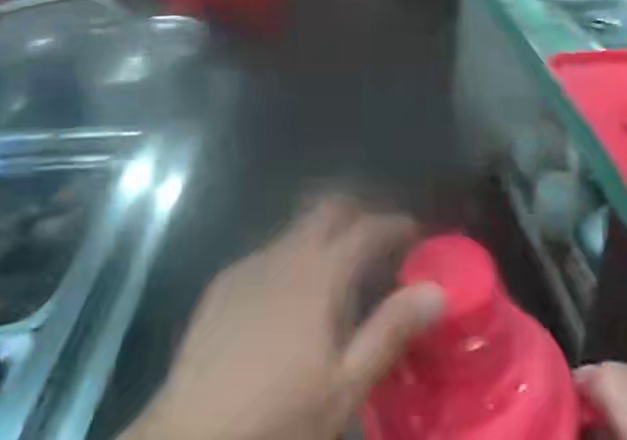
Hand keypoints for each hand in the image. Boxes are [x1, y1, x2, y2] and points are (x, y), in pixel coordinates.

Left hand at [122, 198, 446, 439]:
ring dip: (324, 235)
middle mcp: (283, 255)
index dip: (393, 224)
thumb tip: (436, 290)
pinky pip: (269, 254)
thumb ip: (390, 331)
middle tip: (379, 240)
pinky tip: (292, 298)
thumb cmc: (278, 416)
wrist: (190, 435)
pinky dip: (292, 258)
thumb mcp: (345, 387)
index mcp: (318, 274)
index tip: (413, 232)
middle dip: (357, 213)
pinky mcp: (223, 284)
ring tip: (340, 273)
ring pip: (296, 229)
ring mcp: (248, 266)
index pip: (365, 228)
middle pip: (326, 209)